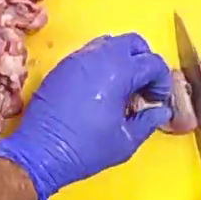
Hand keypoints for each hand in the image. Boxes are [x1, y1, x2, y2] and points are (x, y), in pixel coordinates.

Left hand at [0, 33, 173, 199]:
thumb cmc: (83, 150)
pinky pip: (86, 57)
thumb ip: (147, 122)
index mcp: (117, 71)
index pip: (152, 62)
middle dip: (143, 62)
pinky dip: (99, 67)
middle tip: (143, 89)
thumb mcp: (124, 142)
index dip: (161, 82)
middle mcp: (96, 57)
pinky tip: (99, 93)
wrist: (39, 155)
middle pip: (131, 43)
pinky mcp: (59, 70)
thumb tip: (159, 112)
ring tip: (121, 91)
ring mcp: (74, 61)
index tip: (157, 101)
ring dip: (120, 62)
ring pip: (107, 45)